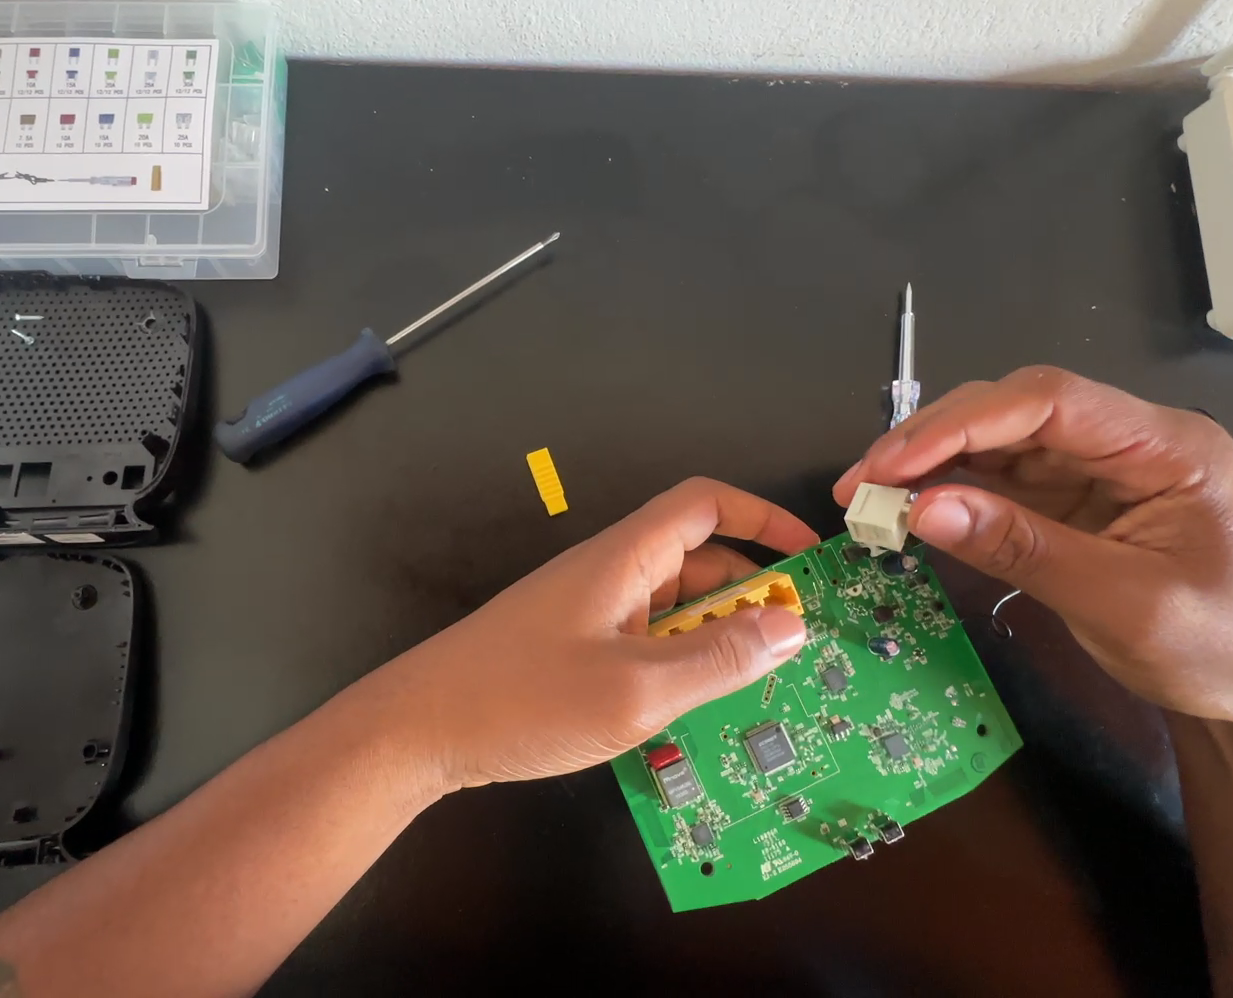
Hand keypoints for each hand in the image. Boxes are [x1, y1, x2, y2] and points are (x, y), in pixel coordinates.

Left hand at [355, 477, 816, 790]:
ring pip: (672, 605)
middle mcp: (609, 572)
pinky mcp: (573, 643)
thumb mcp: (636, 689)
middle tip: (796, 644)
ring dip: (716, 634)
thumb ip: (718, 658)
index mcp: (624, 557)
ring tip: (759, 684)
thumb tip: (790, 624)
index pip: (703, 504)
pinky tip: (695, 705)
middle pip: (696, 558)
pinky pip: (643, 637)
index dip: (762, 517)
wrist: (421, 728)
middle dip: (751, 592)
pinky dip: (678, 659)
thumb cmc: (525, 699)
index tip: (810, 555)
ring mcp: (588, 608)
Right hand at [833, 366, 1232, 734]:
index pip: (1046, 403)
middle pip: (1008, 411)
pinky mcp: (1065, 500)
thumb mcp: (1120, 602)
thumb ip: (1018, 547)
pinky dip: (943, 490)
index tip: (891, 465)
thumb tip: (918, 509)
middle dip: (928, 440)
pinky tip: (905, 506)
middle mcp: (1122, 441)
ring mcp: (1091, 469)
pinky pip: (992, 480)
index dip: (959, 424)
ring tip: (866, 494)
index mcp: (1164, 446)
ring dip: (924, 463)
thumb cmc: (1224, 652)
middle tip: (859, 482)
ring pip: (990, 441)